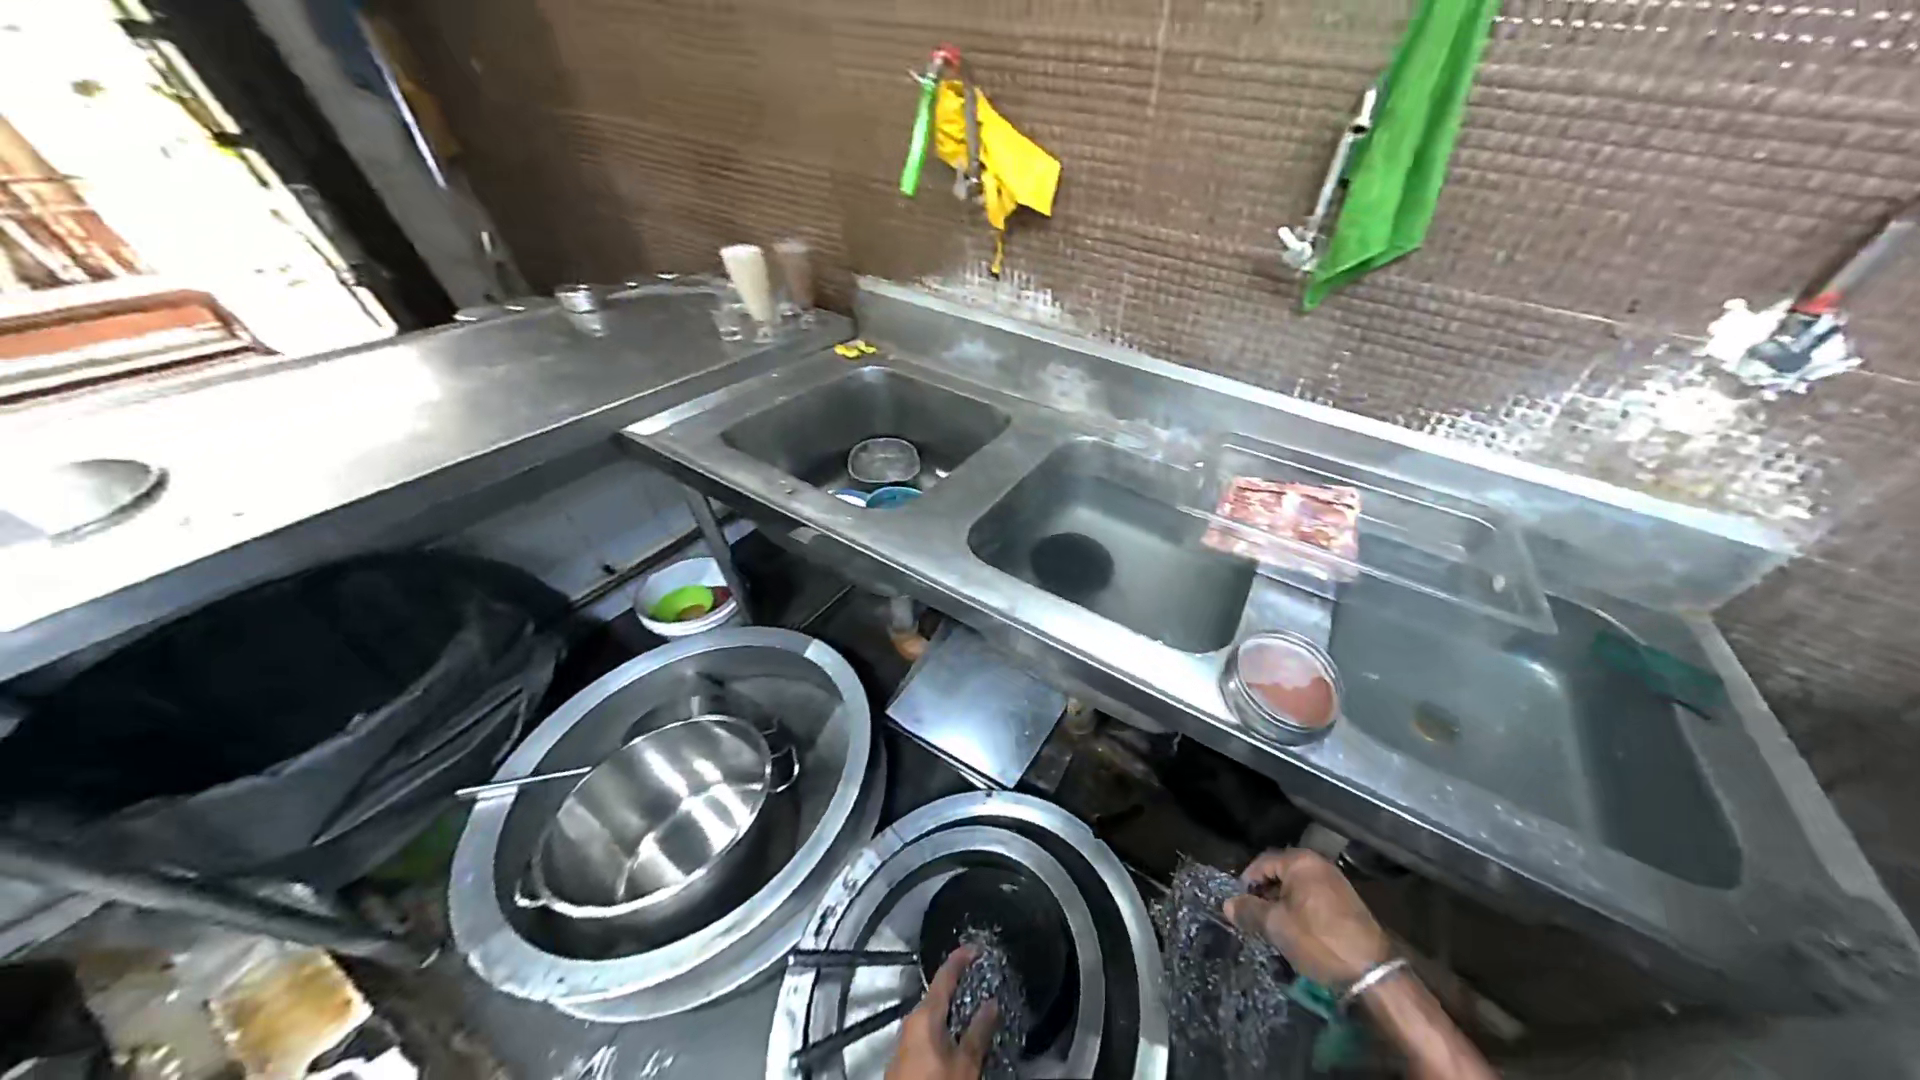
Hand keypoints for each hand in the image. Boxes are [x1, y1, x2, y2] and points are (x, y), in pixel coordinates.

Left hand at [884, 946, 1000, 1079]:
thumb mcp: (964, 1065)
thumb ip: (979, 1032)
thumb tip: (992, 1003)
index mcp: (925, 1015)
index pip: (944, 976)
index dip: (960, 959)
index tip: (977, 947)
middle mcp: (912, 1021)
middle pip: (938, 994)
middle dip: (958, 985)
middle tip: (981, 978)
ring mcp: (906, 1040)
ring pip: (933, 1014)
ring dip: (952, 1008)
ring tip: (975, 1005)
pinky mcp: (906, 1058)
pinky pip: (927, 1031)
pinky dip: (944, 1026)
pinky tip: (958, 1035)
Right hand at [1224, 848, 1390, 987]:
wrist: (1372, 973)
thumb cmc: (1317, 939)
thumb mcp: (1276, 925)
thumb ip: (1248, 911)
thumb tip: (1227, 905)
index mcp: (1301, 861)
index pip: (1262, 862)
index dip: (1246, 882)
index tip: (1239, 904)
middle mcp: (1320, 865)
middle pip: (1280, 874)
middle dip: (1264, 894)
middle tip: (1254, 917)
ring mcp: (1337, 884)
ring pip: (1297, 888)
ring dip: (1281, 905)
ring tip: (1273, 927)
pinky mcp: (1347, 904)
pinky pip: (1313, 899)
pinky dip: (1300, 911)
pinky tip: (1296, 932)